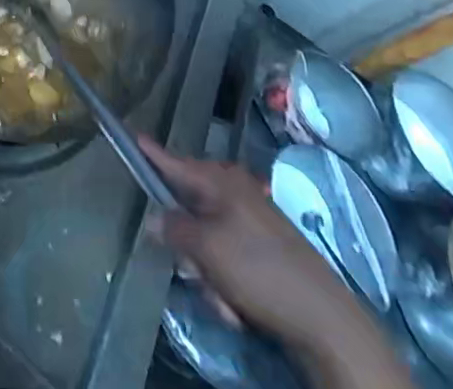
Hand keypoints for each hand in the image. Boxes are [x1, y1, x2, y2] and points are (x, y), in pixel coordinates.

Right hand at [141, 136, 349, 348]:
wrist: (323, 316)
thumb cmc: (259, 270)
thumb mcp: (206, 248)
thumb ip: (173, 228)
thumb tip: (154, 217)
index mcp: (221, 181)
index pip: (175, 162)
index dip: (151, 153)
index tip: (130, 135)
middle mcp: (235, 193)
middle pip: (187, 208)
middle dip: (185, 246)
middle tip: (193, 270)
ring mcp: (250, 220)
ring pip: (204, 241)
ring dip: (207, 272)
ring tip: (225, 297)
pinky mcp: (261, 247)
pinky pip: (225, 260)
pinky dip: (225, 282)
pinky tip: (238, 305)